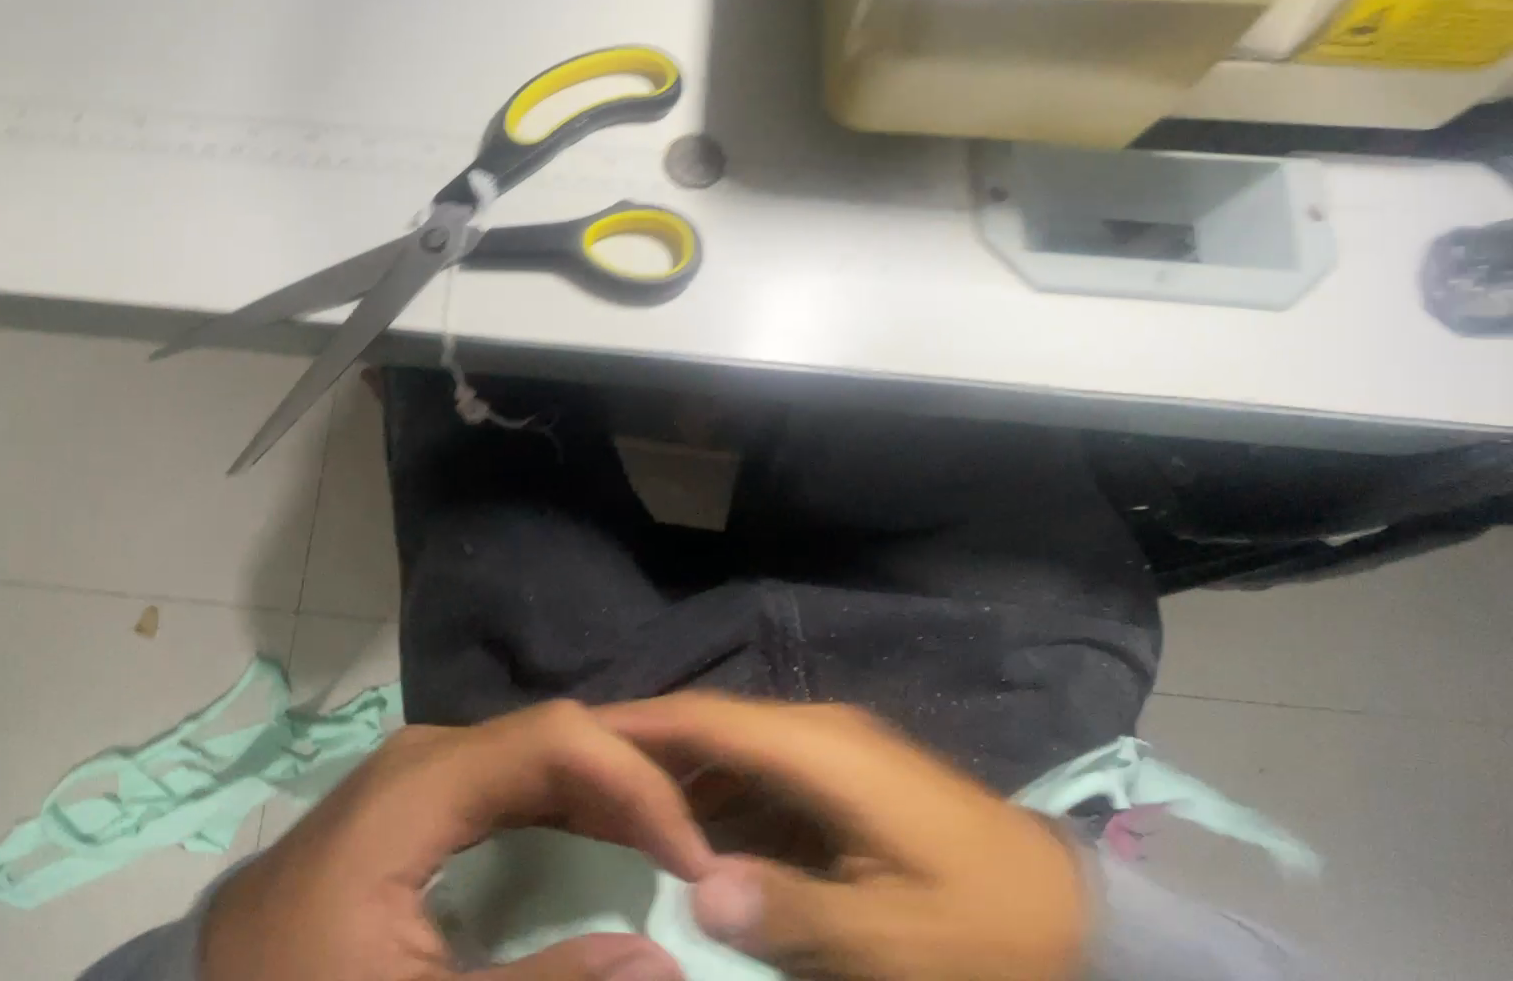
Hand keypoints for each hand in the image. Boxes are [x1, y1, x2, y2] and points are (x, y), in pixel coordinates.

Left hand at [200, 700, 714, 980]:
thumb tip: (660, 963)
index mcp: (422, 786)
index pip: (554, 740)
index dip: (635, 785)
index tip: (692, 859)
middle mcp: (429, 754)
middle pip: (556, 737)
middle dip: (634, 786)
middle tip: (697, 855)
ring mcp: (424, 770)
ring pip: (542, 754)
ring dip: (611, 795)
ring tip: (671, 848)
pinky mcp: (424, 794)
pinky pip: (518, 780)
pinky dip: (574, 807)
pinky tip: (610, 841)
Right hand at [600, 695, 1087, 980]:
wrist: (1086, 921)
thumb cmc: (989, 929)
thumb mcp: (894, 940)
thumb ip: (791, 910)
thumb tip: (697, 890)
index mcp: (822, 752)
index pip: (708, 721)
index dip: (639, 724)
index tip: (575, 733)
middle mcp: (820, 732)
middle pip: (713, 727)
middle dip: (649, 749)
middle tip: (582, 781)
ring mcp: (836, 752)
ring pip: (734, 749)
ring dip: (683, 777)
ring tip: (621, 809)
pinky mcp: (848, 778)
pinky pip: (762, 775)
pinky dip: (720, 797)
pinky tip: (695, 835)